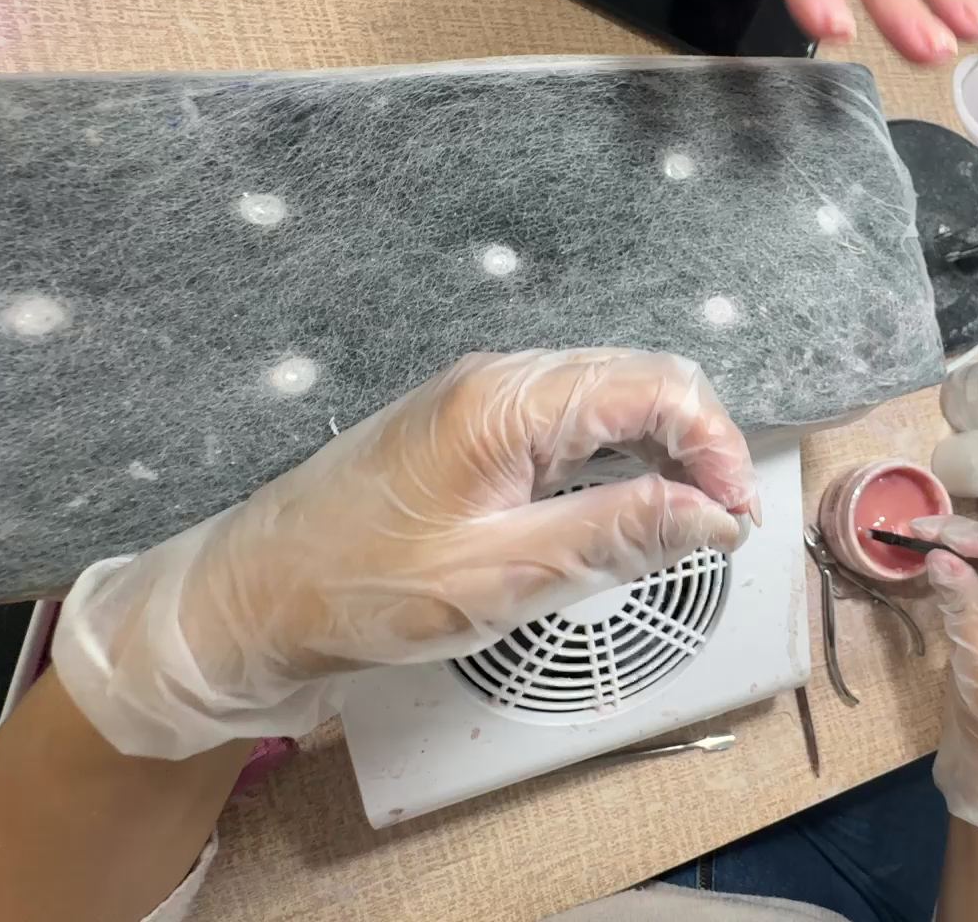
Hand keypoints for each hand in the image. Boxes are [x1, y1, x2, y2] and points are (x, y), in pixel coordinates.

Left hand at [53, 349, 756, 759]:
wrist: (241, 602)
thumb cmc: (360, 592)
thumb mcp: (503, 577)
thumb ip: (620, 534)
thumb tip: (716, 515)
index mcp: (510, 401)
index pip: (658, 389)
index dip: (717, 446)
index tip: (736, 516)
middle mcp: (507, 376)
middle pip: (648, 379)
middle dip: (702, 444)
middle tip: (720, 520)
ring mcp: (494, 393)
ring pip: (621, 394)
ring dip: (669, 448)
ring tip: (687, 513)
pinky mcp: (486, 420)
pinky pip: (584, 417)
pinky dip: (628, 453)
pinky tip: (634, 494)